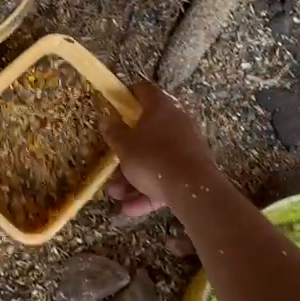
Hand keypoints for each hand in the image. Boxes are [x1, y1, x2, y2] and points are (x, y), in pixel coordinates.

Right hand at [101, 80, 219, 216]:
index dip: (127, 96)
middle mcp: (176, 122)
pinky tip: (130, 209)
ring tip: (117, 195)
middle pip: (146, 132)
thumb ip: (114, 132)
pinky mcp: (192, 169)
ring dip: (133, 177)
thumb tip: (107, 119)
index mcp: (160, 107)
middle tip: (111, 166)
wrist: (192, 189)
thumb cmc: (152, 158)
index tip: (114, 106)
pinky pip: (166, 177)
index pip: (143, 91)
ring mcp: (186, 146)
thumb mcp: (125, 146)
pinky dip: (149, 191)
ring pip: (154, 159)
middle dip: (126, 153)